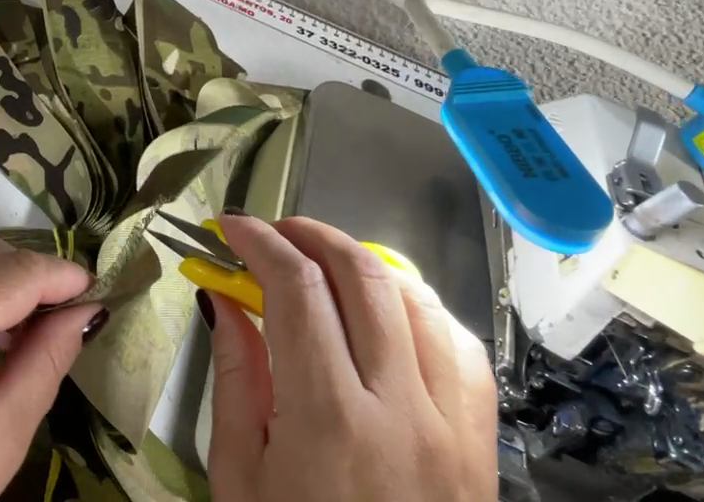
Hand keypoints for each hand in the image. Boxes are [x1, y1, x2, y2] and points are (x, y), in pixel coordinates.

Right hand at [205, 215, 496, 501]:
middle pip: (362, 276)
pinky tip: (385, 311)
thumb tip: (224, 296)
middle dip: (309, 235)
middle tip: (272, 234)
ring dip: (361, 263)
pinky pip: (459, 346)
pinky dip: (418, 307)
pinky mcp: (479, 442)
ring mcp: (451, 425)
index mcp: (328, 420)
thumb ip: (235, 376)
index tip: (230, 227)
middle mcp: (401, 409)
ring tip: (320, 265)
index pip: (296, 289)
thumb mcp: (239, 476)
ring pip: (416, 298)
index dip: (259, 242)